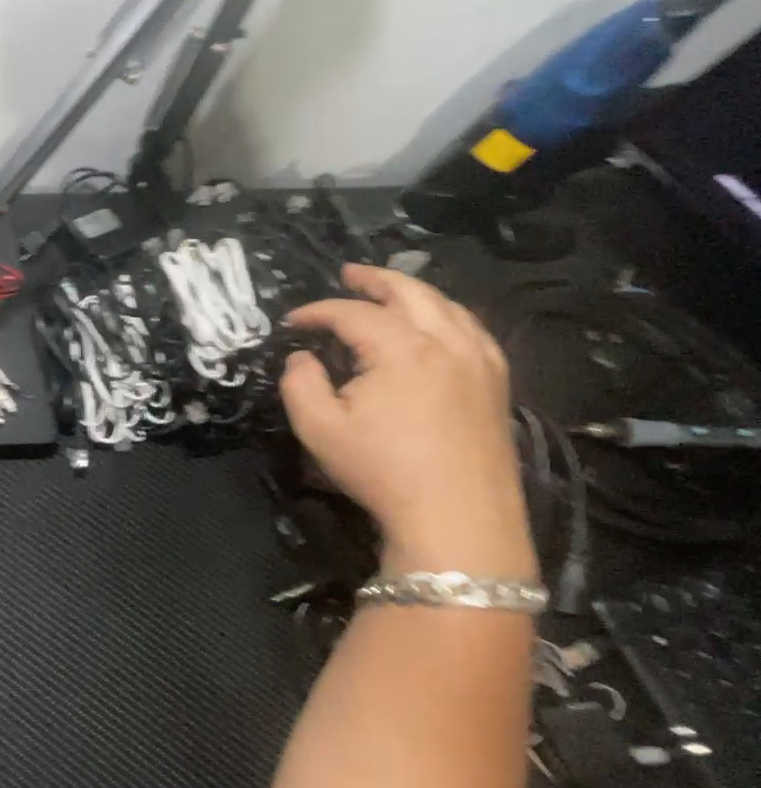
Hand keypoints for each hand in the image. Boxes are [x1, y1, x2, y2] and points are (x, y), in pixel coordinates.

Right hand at [281, 264, 537, 580]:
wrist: (456, 513)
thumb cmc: (381, 469)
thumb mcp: (318, 428)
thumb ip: (299, 383)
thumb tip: (302, 358)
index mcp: (401, 348)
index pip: (352, 313)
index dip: (317, 311)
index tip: (290, 322)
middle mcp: (446, 341)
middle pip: (411, 292)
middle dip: (374, 279)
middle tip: (347, 274)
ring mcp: (479, 359)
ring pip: (447, 306)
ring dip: (413, 292)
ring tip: (388, 292)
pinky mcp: (496, 381)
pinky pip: (472, 329)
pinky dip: (446, 314)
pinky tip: (435, 324)